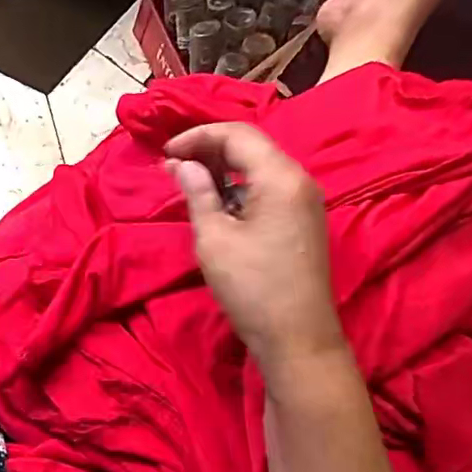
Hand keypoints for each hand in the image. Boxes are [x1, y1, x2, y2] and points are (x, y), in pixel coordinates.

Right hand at [165, 123, 345, 370]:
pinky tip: (216, 202)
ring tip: (187, 183)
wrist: (297, 336)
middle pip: (250, 146)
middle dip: (208, 150)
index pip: (237, 134)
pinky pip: (268, 188)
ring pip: (259, 167)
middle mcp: (299, 179)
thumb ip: (198, 193)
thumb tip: (182, 164)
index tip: (165, 152)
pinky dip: (238, 187)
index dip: (197, 136)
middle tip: (172, 167)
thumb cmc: (252, 286)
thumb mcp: (214, 238)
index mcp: (280, 177)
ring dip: (222, 169)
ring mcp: (305, 201)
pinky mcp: (303, 220)